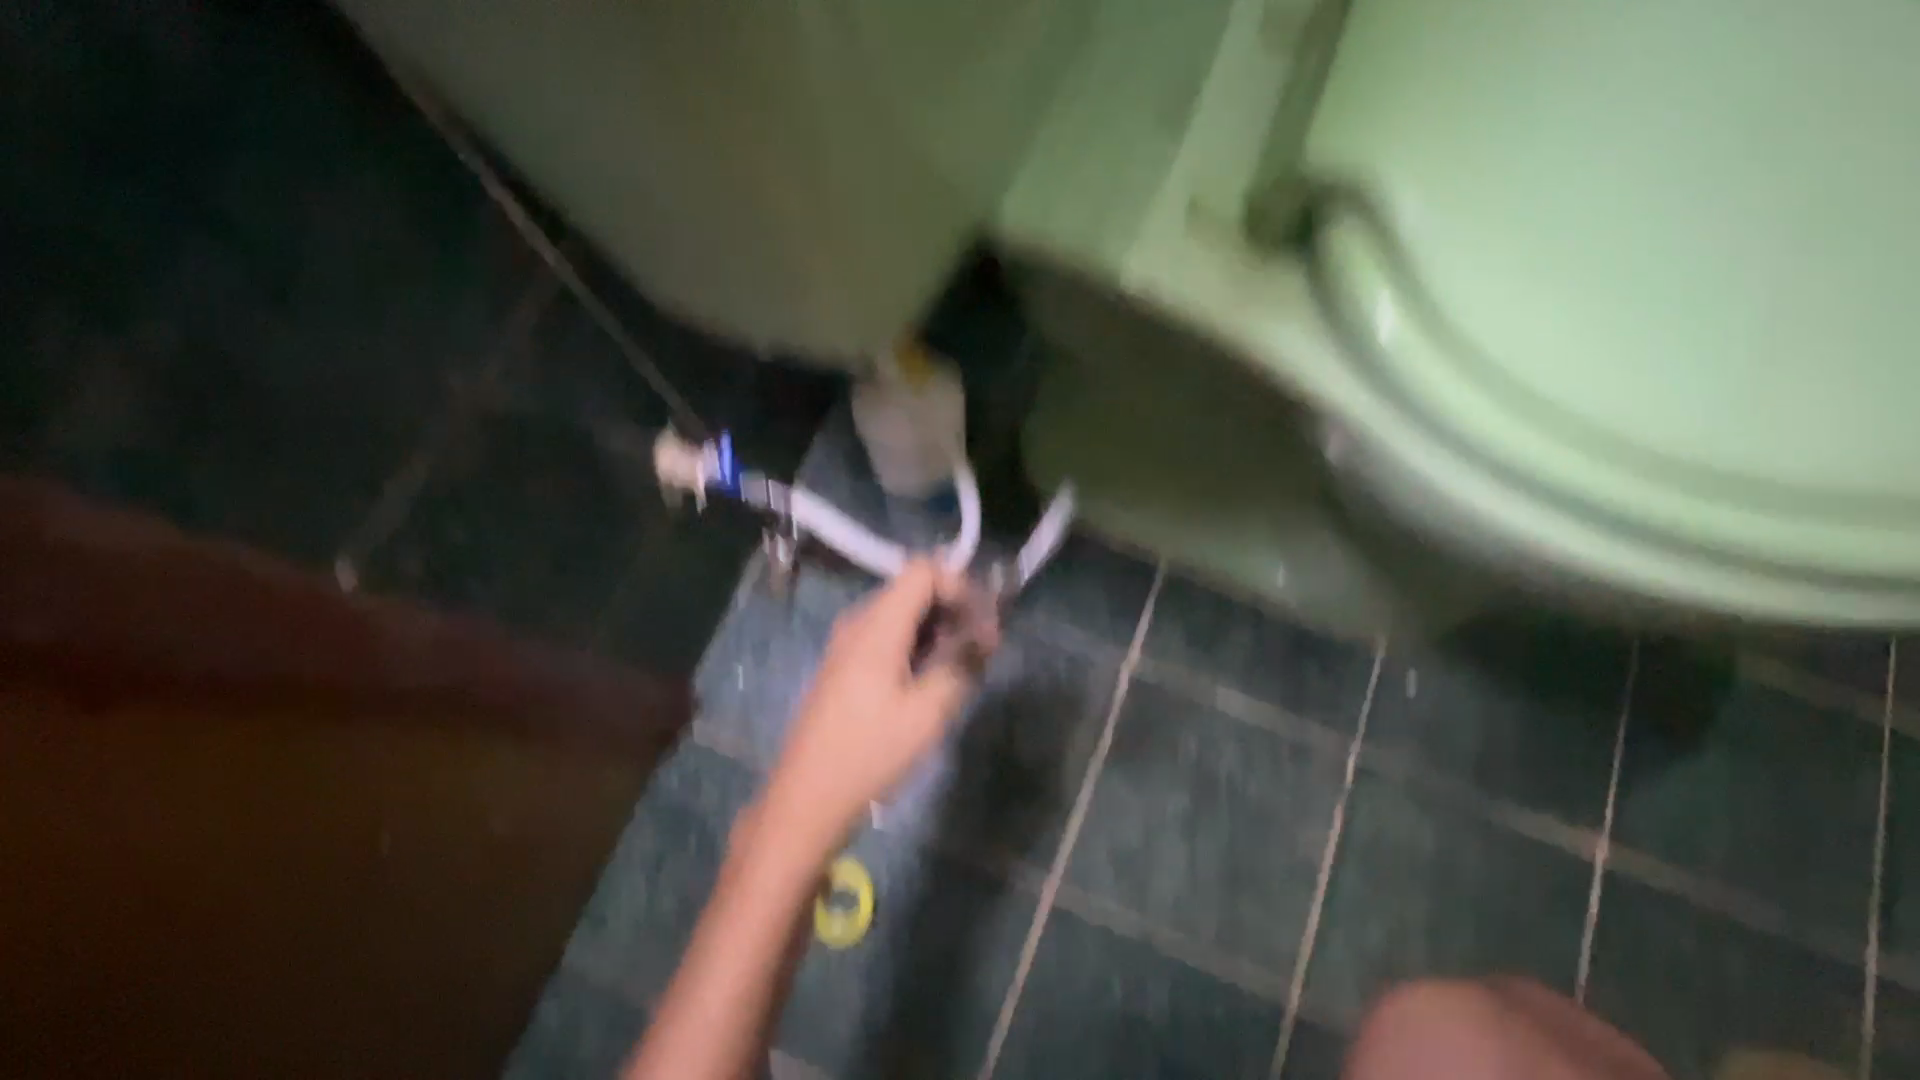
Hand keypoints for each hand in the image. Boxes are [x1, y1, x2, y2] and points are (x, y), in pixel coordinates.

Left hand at [760, 559, 997, 848]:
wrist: (807, 798)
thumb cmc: (869, 753)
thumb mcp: (927, 713)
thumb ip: (961, 664)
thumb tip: (986, 634)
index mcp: (876, 625)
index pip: (924, 571)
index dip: (962, 588)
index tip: (986, 627)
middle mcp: (858, 623)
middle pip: (914, 589)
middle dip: (955, 610)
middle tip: (984, 650)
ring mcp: (848, 645)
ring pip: (903, 615)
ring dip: (939, 631)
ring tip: (964, 669)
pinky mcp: (845, 667)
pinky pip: (889, 638)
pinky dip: (918, 647)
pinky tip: (933, 682)